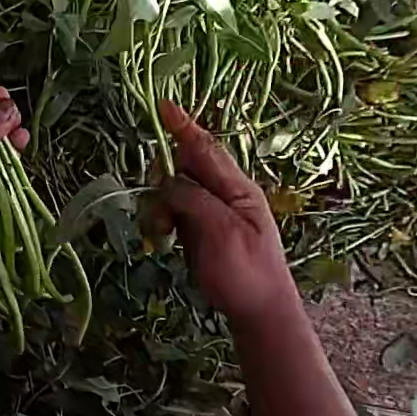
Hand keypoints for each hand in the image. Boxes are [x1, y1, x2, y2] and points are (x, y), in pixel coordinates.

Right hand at [154, 101, 299, 329]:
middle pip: (183, 169)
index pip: (205, 149)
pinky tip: (161, 238)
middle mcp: (222, 194)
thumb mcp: (222, 231)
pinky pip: (172, 213)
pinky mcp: (197, 230)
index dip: (183, 126)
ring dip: (159, 207)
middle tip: (159, 213)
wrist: (257, 310)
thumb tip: (167, 181)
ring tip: (161, 232)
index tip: (162, 105)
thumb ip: (194, 200)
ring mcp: (210, 212)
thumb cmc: (246, 271)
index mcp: (237, 188)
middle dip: (163, 183)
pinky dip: (160, 221)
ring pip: (172, 193)